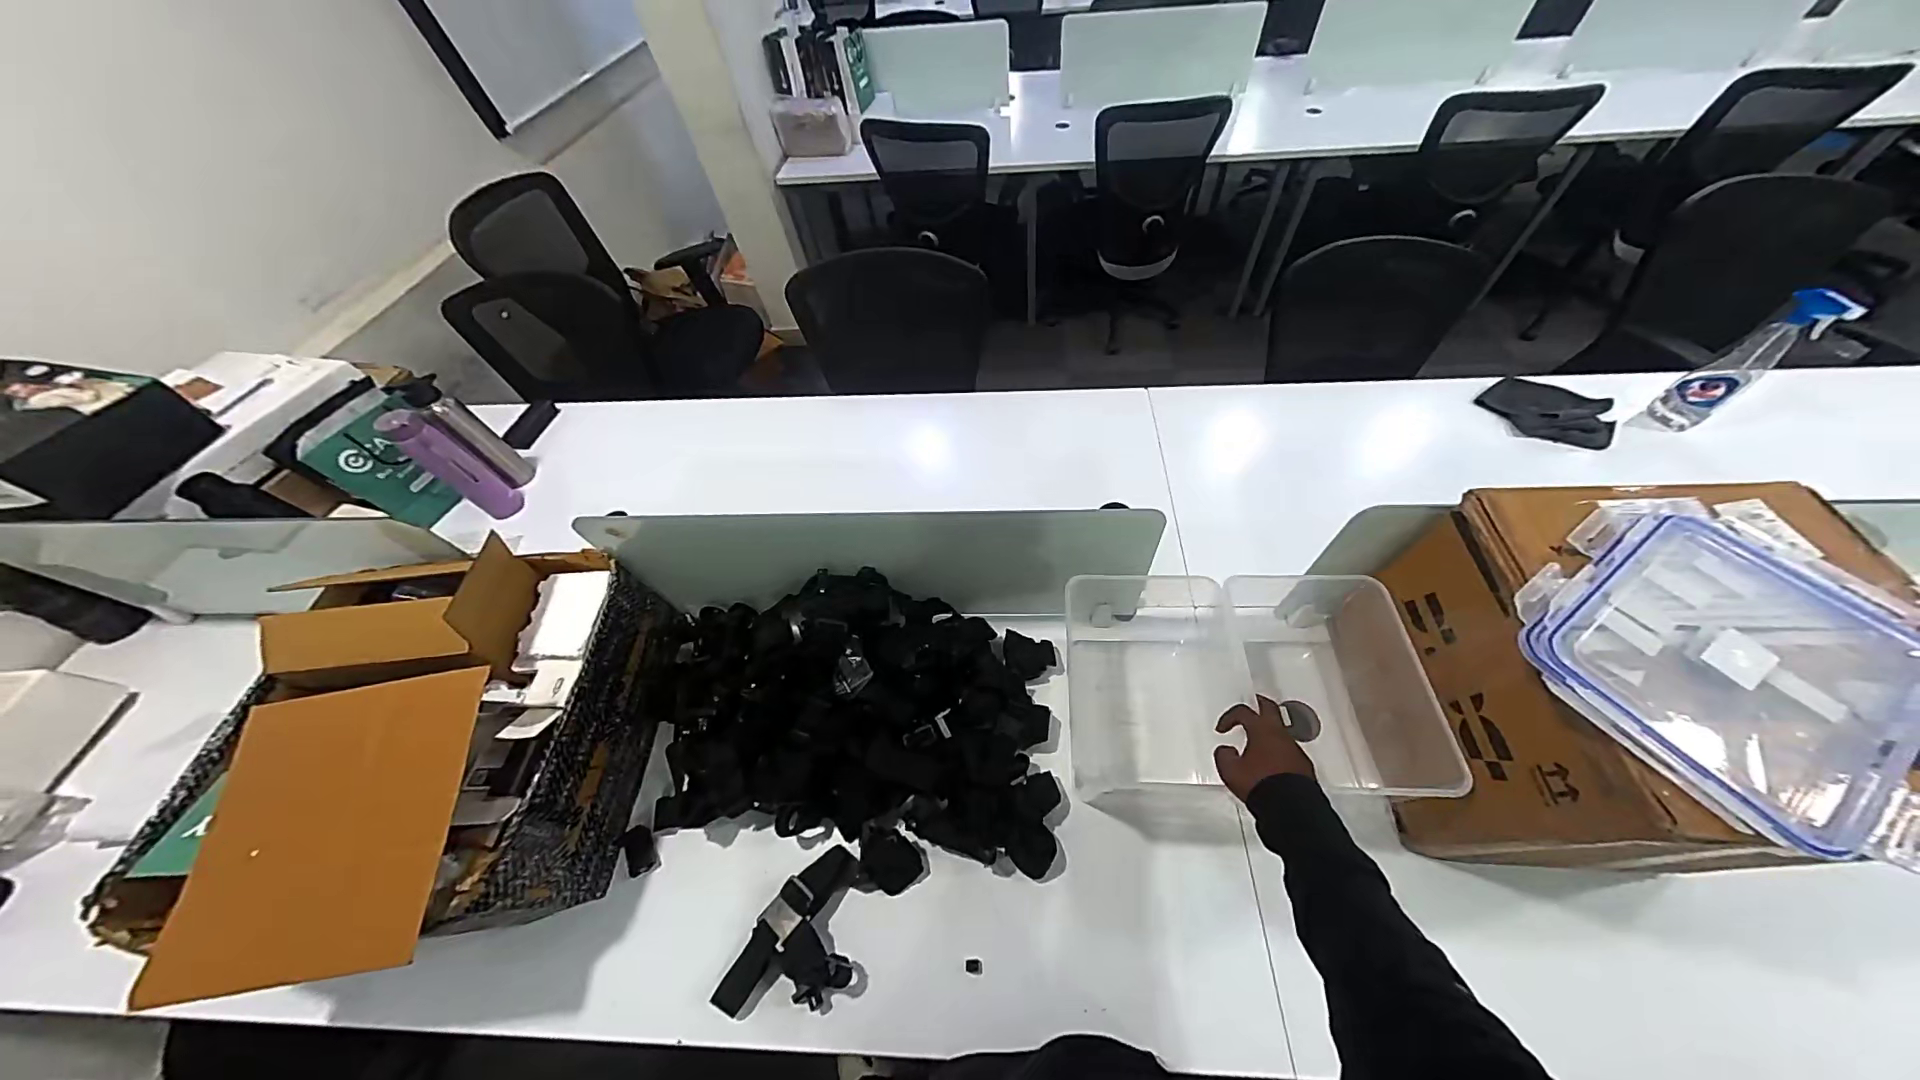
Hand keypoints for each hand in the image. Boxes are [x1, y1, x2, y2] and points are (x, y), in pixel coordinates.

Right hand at [1214, 696, 1315, 801]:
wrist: (1291, 807)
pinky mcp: (1304, 766)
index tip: (1223, 728)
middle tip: (1251, 704)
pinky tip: (1271, 762)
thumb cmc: (1262, 785)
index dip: (1229, 717)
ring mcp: (1295, 749)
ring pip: (1282, 730)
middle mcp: (1281, 735)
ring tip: (1258, 740)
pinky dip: (1279, 750)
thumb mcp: (1229, 770)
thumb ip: (1224, 755)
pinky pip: (1289, 750)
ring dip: (1269, 731)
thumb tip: (1226, 751)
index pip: (1243, 712)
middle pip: (1270, 708)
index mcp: (1261, 730)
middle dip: (1258, 704)